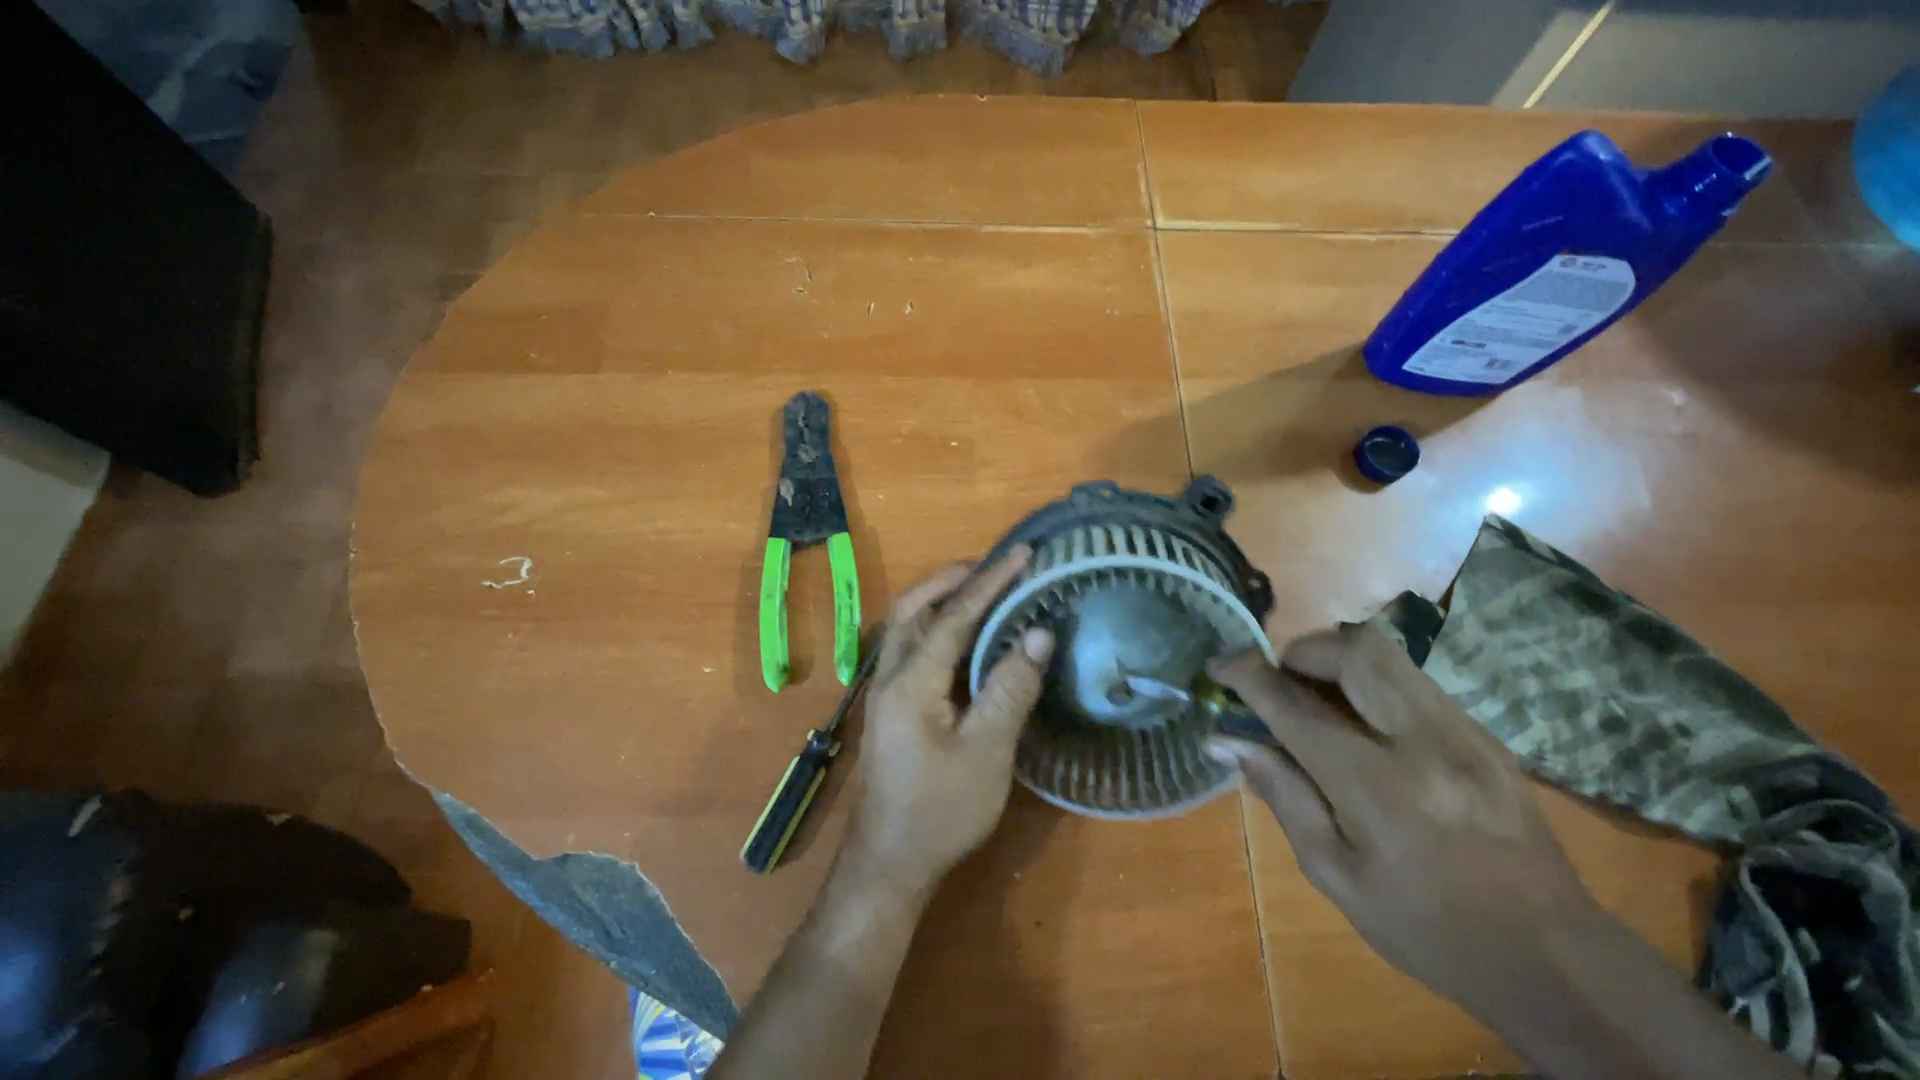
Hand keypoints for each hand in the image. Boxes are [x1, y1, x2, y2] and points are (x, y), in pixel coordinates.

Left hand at [842, 548, 1053, 896]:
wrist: (890, 863)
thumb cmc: (940, 811)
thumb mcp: (986, 752)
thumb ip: (1010, 689)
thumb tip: (1038, 632)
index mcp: (911, 681)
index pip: (954, 615)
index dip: (990, 581)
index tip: (1022, 553)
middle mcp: (890, 676)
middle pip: (914, 608)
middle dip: (954, 579)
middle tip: (996, 567)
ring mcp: (886, 693)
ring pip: (908, 628)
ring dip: (943, 601)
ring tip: (985, 592)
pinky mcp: (892, 710)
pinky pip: (912, 650)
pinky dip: (939, 628)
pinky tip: (966, 640)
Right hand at [1206, 624, 1603, 1017]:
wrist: (1549, 954)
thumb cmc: (1425, 928)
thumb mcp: (1335, 875)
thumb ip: (1283, 796)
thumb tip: (1227, 740)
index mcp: (1377, 788)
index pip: (1296, 706)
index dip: (1248, 675)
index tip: (1219, 666)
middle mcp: (1424, 742)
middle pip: (1355, 649)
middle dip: (1302, 650)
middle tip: (1279, 680)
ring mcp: (1465, 733)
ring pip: (1391, 656)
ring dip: (1339, 662)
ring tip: (1317, 701)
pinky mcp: (1487, 736)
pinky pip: (1417, 683)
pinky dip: (1375, 687)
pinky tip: (1367, 730)